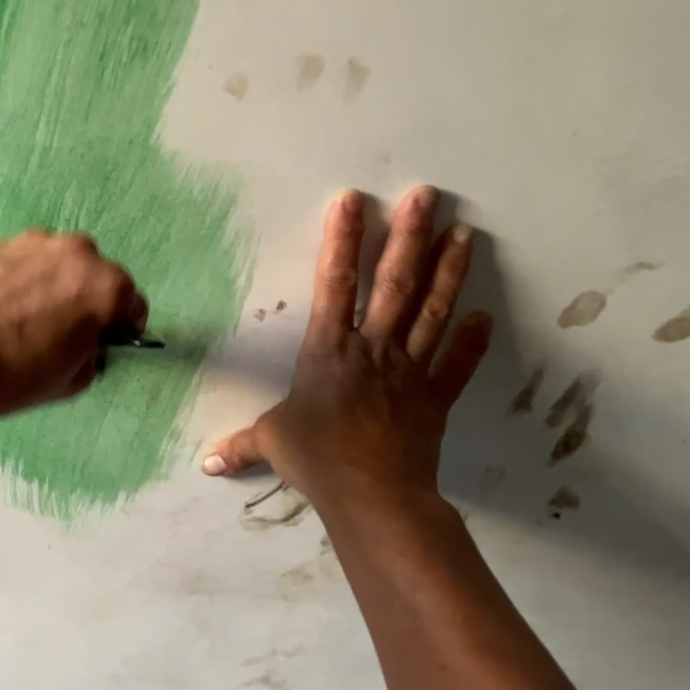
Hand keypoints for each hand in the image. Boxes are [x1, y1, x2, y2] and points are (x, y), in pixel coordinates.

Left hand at [0, 230, 145, 421]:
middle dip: (86, 299)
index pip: (131, 305)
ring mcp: (32, 242)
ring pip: (57, 263)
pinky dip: (21, 278)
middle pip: (94, 276)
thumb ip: (92, 351)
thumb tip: (85, 339)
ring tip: (25, 316)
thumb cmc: (12, 376)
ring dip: (53, 283)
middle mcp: (76, 252)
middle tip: (60, 331)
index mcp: (106, 285)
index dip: (118, 329)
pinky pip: (24, 261)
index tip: (100, 344)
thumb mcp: (72, 380)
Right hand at [204, 187, 491, 505]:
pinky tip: (484, 318)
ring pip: (431, 311)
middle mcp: (371, 349)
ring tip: (464, 232)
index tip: (351, 202)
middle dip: (407, 237)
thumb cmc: (315, 458)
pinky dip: (471, 342)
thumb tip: (205, 464)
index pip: (334, 285)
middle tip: (427, 196)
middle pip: (393, 284)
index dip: (341, 241)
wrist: (372, 493)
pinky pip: (456, 364)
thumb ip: (241, 446)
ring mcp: (409, 371)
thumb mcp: (269, 442)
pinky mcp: (434, 398)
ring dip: (447, 271)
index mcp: (327, 351)